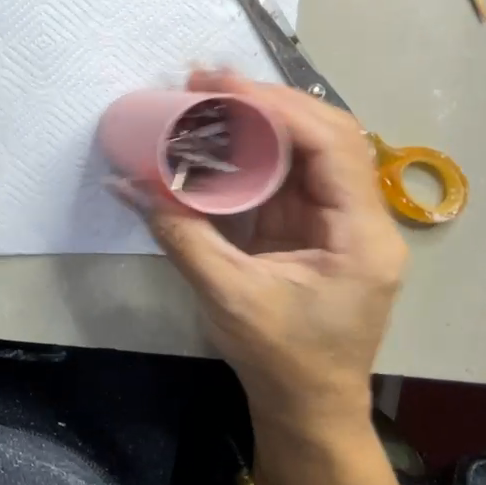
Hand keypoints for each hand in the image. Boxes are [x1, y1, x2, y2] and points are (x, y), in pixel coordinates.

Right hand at [112, 69, 406, 427]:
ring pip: (308, 148)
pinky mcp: (308, 227)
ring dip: (262, 116)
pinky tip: (219, 130)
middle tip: (206, 80)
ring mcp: (335, 221)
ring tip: (208, 93)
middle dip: (269, 100)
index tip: (222, 87)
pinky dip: (254, 146)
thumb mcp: (226, 294)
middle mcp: (358, 218)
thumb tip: (126, 183)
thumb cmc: (280, 356)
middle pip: (327, 136)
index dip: (279, 109)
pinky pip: (286, 172)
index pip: (332, 147)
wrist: (307, 403)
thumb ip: (179, 233)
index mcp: (359, 235)